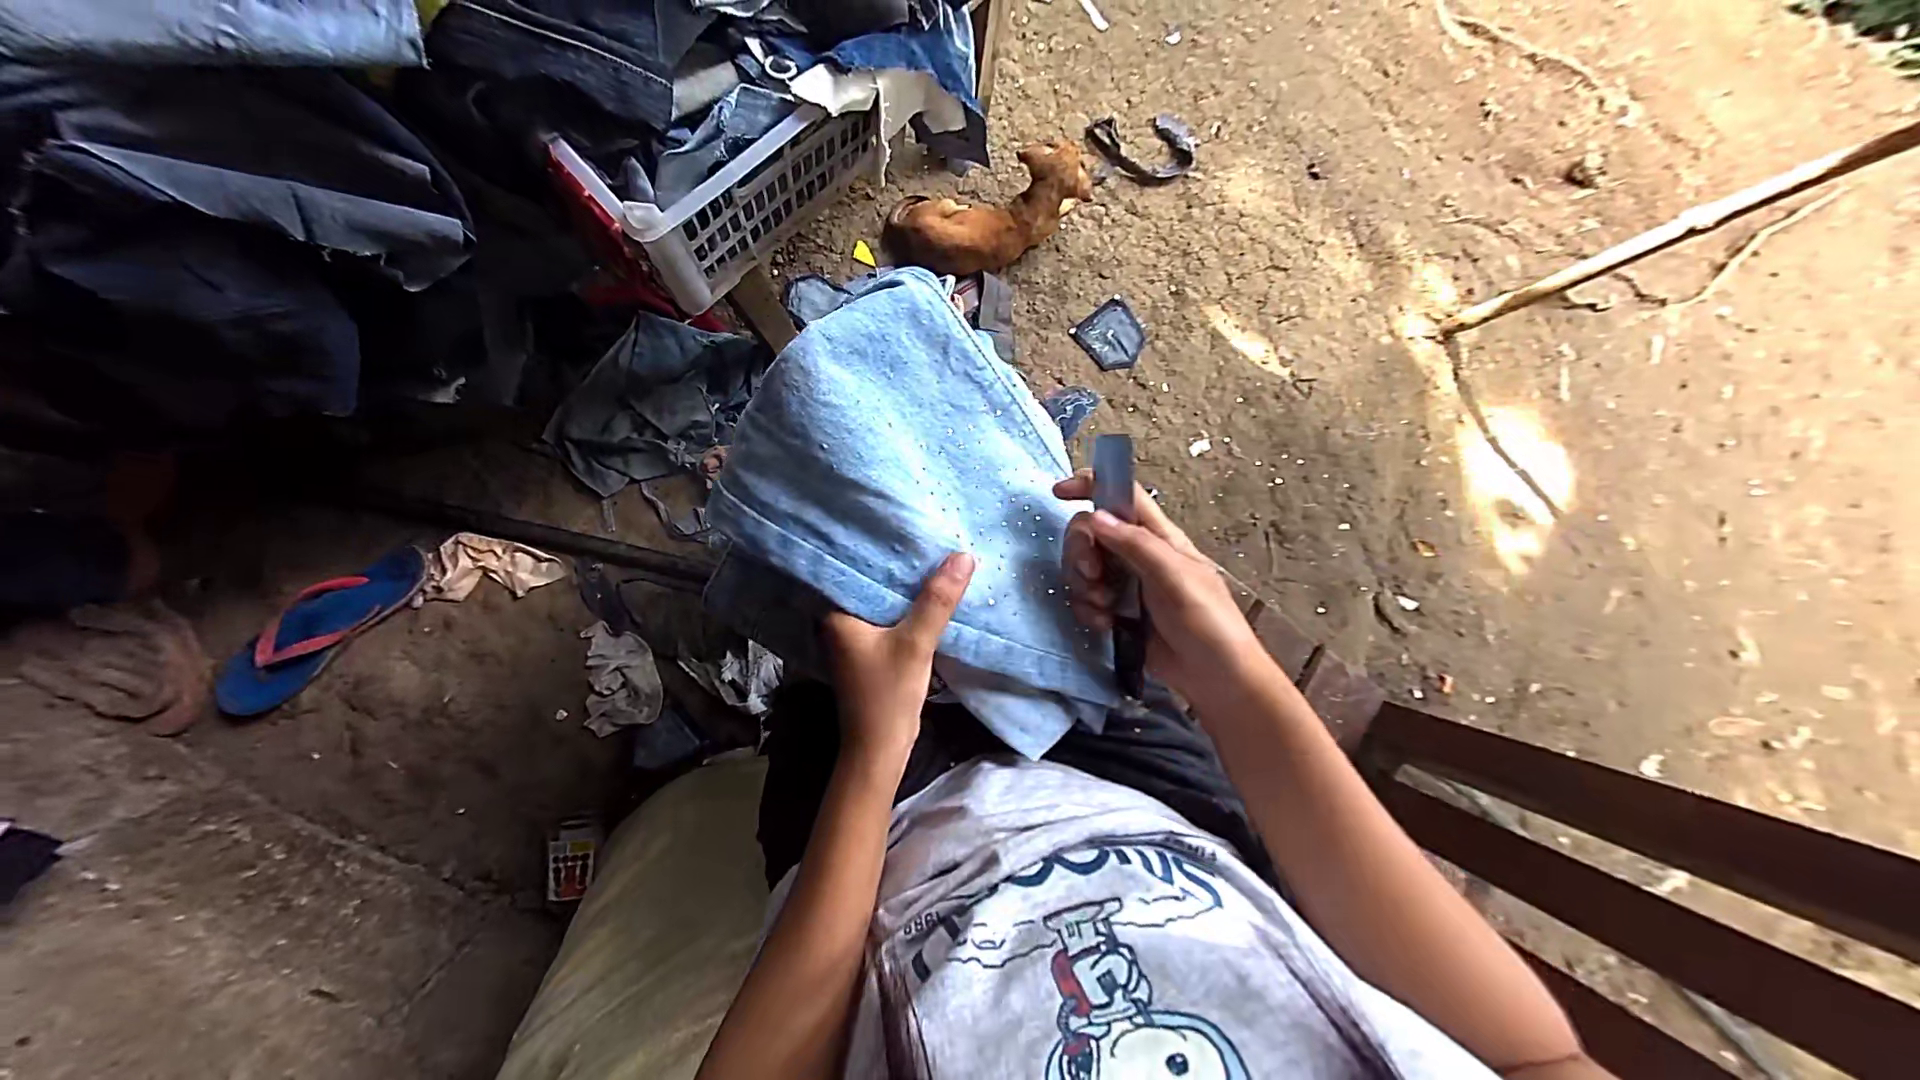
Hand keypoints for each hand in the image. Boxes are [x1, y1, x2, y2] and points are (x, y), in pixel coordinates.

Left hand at [823, 552, 975, 766]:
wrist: (880, 749)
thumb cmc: (887, 694)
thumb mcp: (916, 643)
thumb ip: (937, 601)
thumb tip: (962, 556)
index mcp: (834, 614)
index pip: (851, 566)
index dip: (876, 545)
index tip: (900, 521)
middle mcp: (837, 621)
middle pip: (869, 582)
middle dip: (895, 563)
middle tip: (923, 531)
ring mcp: (852, 637)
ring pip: (880, 600)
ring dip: (902, 586)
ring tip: (930, 554)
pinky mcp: (868, 650)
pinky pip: (887, 616)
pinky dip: (905, 606)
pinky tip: (927, 592)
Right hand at [1053, 472, 1272, 707]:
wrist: (1216, 678)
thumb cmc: (1208, 622)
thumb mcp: (1176, 577)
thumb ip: (1137, 545)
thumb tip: (1096, 517)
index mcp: (1158, 537)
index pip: (1122, 496)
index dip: (1090, 486)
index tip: (1059, 492)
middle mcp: (1137, 555)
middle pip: (1090, 532)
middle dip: (1081, 550)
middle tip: (1092, 574)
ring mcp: (1125, 584)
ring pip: (1083, 567)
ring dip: (1084, 585)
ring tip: (1105, 607)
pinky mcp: (1116, 612)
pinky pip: (1085, 599)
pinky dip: (1087, 610)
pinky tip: (1105, 624)